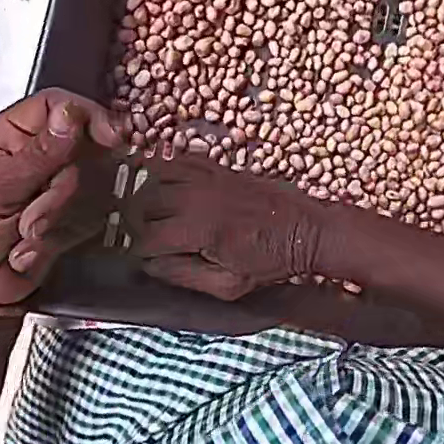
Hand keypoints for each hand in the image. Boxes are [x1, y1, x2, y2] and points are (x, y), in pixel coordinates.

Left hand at [0, 89, 120, 317]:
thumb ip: (38, 154)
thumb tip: (73, 115)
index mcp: (2, 138)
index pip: (53, 106)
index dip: (84, 116)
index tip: (110, 136)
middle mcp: (30, 157)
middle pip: (77, 147)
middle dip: (61, 186)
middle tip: (36, 214)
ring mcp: (49, 188)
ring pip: (82, 184)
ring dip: (55, 215)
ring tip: (23, 237)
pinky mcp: (65, 218)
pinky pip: (84, 216)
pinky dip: (58, 236)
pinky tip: (26, 251)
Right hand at [129, 152, 325, 300]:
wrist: (304, 229)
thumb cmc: (269, 262)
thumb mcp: (228, 285)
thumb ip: (184, 276)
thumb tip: (151, 265)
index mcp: (199, 230)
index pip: (146, 239)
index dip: (140, 253)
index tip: (147, 260)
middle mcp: (197, 196)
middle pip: (143, 203)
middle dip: (139, 223)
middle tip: (149, 237)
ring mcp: (207, 176)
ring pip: (155, 177)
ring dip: (150, 195)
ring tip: (156, 213)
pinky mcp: (218, 166)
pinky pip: (180, 159)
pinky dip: (168, 170)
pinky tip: (171, 187)